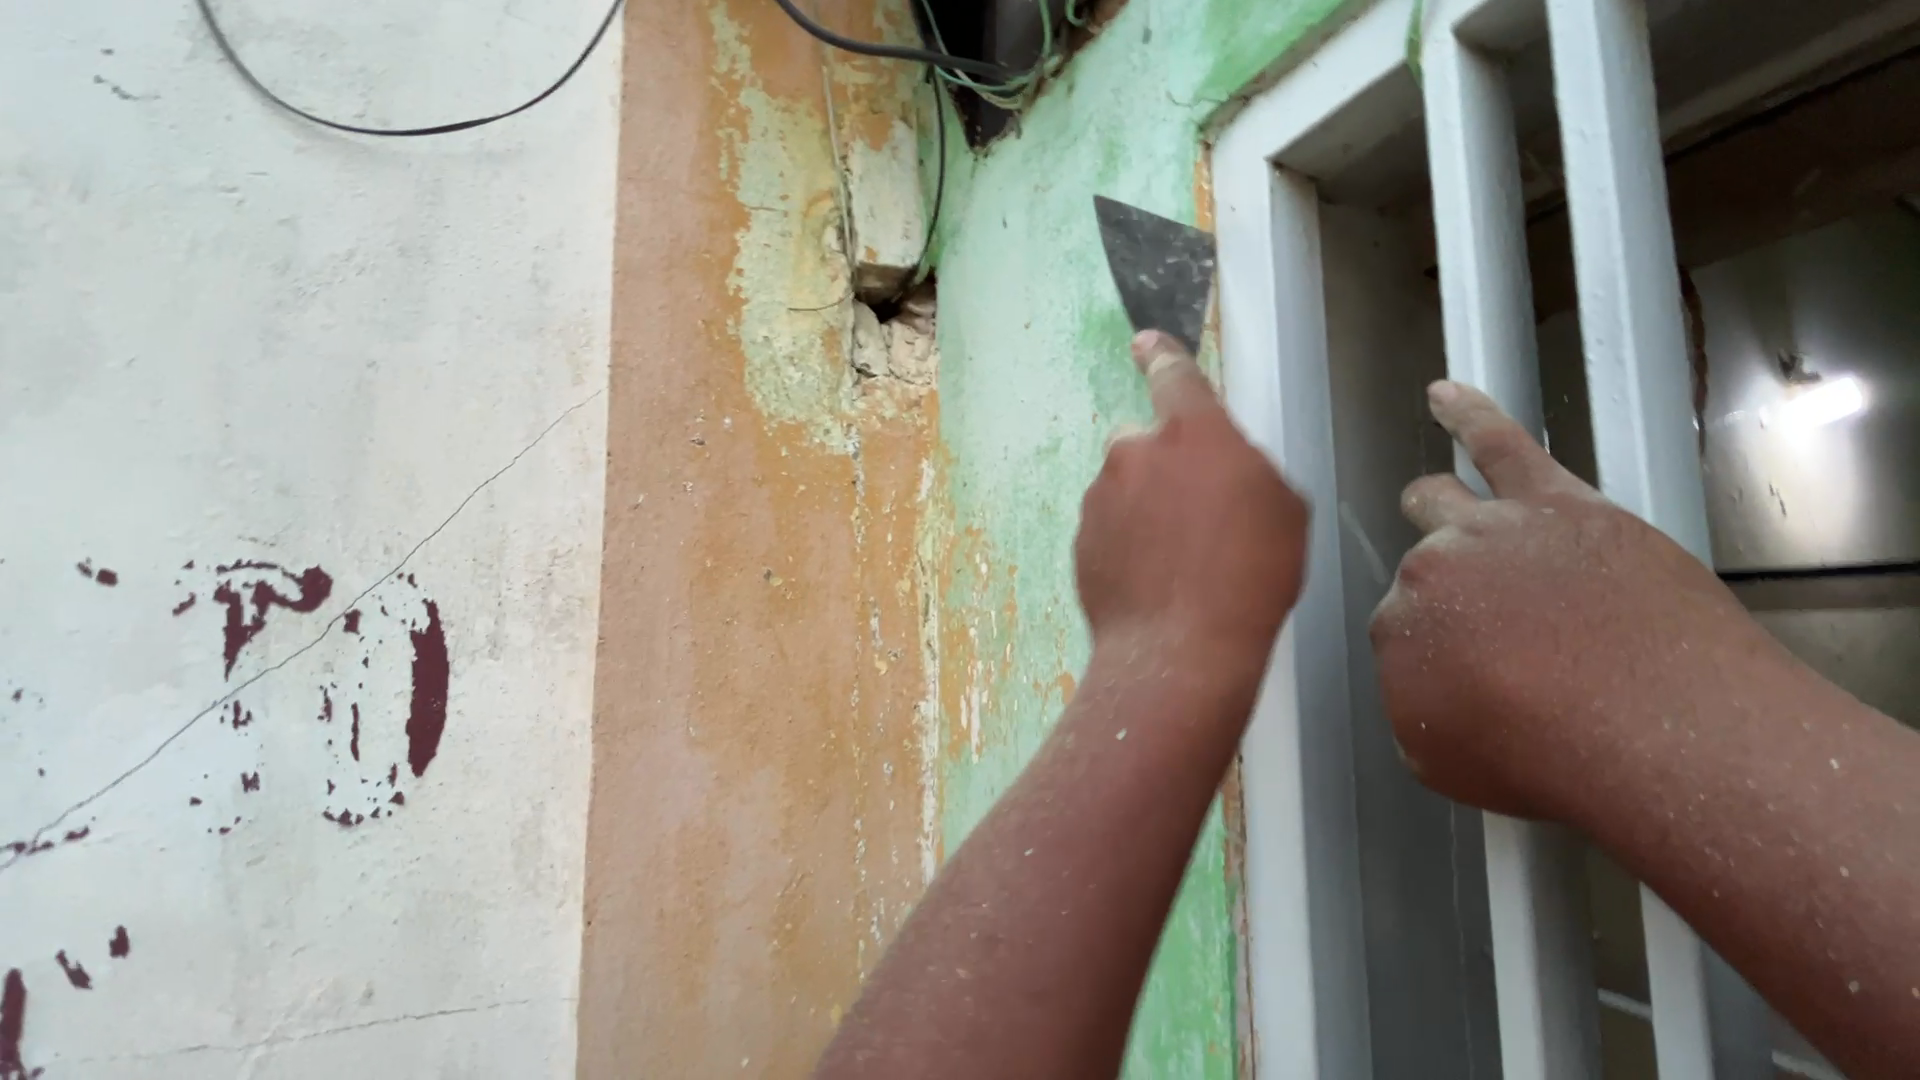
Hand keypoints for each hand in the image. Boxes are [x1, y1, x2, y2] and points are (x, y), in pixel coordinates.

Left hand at [1074, 331, 1308, 674]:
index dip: (1162, 355)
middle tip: (1198, 517)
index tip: (1145, 344)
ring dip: (1148, 508)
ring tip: (1179, 561)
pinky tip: (1153, 578)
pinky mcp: (1080, 537)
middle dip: (1167, 467)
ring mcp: (1100, 496)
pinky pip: (1109, 525)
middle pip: (1149, 442)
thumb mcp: (1282, 509)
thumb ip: (1246, 466)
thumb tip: (1223, 466)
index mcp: (1192, 434)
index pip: (1174, 376)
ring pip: (1127, 487)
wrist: (1180, 648)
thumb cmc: (1249, 576)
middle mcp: (1134, 453)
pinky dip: (1127, 541)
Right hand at [1370, 381, 1775, 818]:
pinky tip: (1443, 394)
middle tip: (1482, 625)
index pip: (1398, 627)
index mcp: (1395, 631)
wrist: (1665, 739)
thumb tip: (1423, 681)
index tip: (1470, 671)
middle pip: (1417, 567)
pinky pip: (1500, 441)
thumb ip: (1412, 706)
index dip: (1432, 649)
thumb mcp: (1441, 759)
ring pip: (1435, 499)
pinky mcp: (1554, 502)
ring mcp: (1486, 531)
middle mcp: (1425, 571)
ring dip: (1433, 508)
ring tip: (1435, 505)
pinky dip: (1468, 413)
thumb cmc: (1551, 760)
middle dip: (1440, 592)